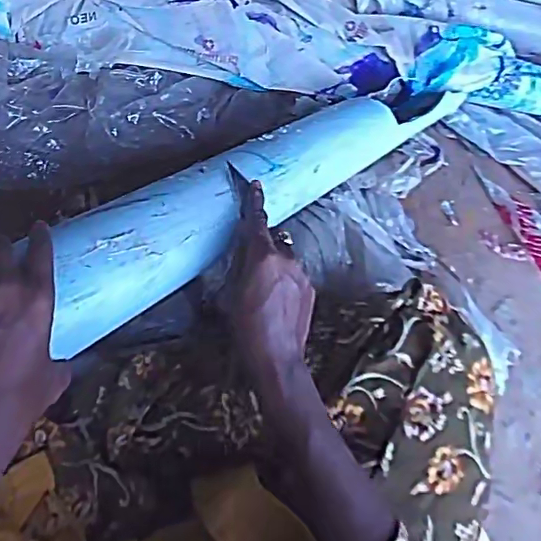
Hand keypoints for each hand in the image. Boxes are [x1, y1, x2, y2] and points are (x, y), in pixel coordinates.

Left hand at [0, 224, 70, 465]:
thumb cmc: (15, 408)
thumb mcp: (50, 383)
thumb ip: (58, 365)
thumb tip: (65, 367)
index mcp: (37, 304)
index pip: (41, 254)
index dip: (40, 236)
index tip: (38, 227)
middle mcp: (3, 292)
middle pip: (1, 246)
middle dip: (0, 244)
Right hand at [221, 166, 315, 400]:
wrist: (277, 356)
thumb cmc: (246, 327)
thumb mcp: (230, 293)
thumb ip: (238, 265)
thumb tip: (243, 252)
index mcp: (261, 256)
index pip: (257, 221)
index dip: (254, 201)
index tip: (255, 184)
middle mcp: (285, 258)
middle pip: (272, 241)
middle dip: (262, 248)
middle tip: (249, 267)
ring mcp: (301, 273)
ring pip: (284, 259)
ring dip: (274, 267)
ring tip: (262, 293)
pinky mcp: (310, 288)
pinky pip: (294, 275)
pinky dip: (284, 281)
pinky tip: (275, 303)